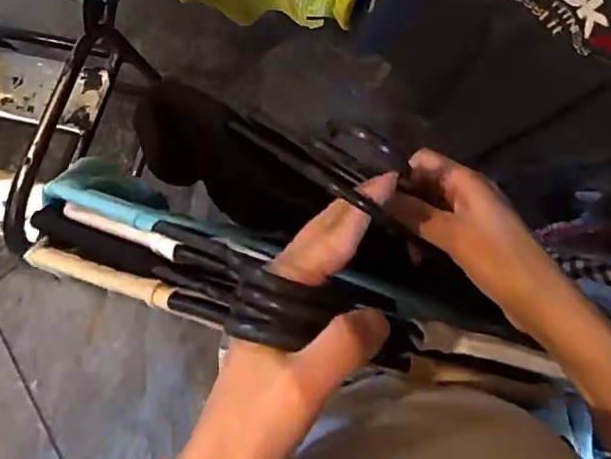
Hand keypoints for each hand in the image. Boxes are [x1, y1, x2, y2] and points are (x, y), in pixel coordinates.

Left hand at [178, 174, 396, 458]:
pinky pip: (318, 274)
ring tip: (375, 210)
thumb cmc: (257, 418)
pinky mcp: (283, 320)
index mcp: (279, 286)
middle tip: (386, 184)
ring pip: (316, 250)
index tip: (387, 179)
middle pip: (318, 233)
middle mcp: (276, 283)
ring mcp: (277, 300)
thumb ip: (342, 344)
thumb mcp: (303, 385)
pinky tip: (353, 261)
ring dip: (344, 226)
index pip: (327, 238)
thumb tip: (380, 311)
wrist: (222, 458)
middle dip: (350, 206)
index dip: (359, 209)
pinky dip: (340, 255)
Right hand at [386, 149, 569, 327]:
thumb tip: (378, 194)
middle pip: (427, 181)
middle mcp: (469, 189)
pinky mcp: (477, 235)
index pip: (423, 159)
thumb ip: (415, 213)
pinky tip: (419, 255)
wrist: (542, 301)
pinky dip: (430, 234)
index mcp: (465, 179)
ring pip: (434, 205)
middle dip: (405, 199)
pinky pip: (445, 224)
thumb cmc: (497, 260)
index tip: (379, 197)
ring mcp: (474, 213)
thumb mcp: (451, 236)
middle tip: (383, 224)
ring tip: (403, 246)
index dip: (401, 173)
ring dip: (416, 220)